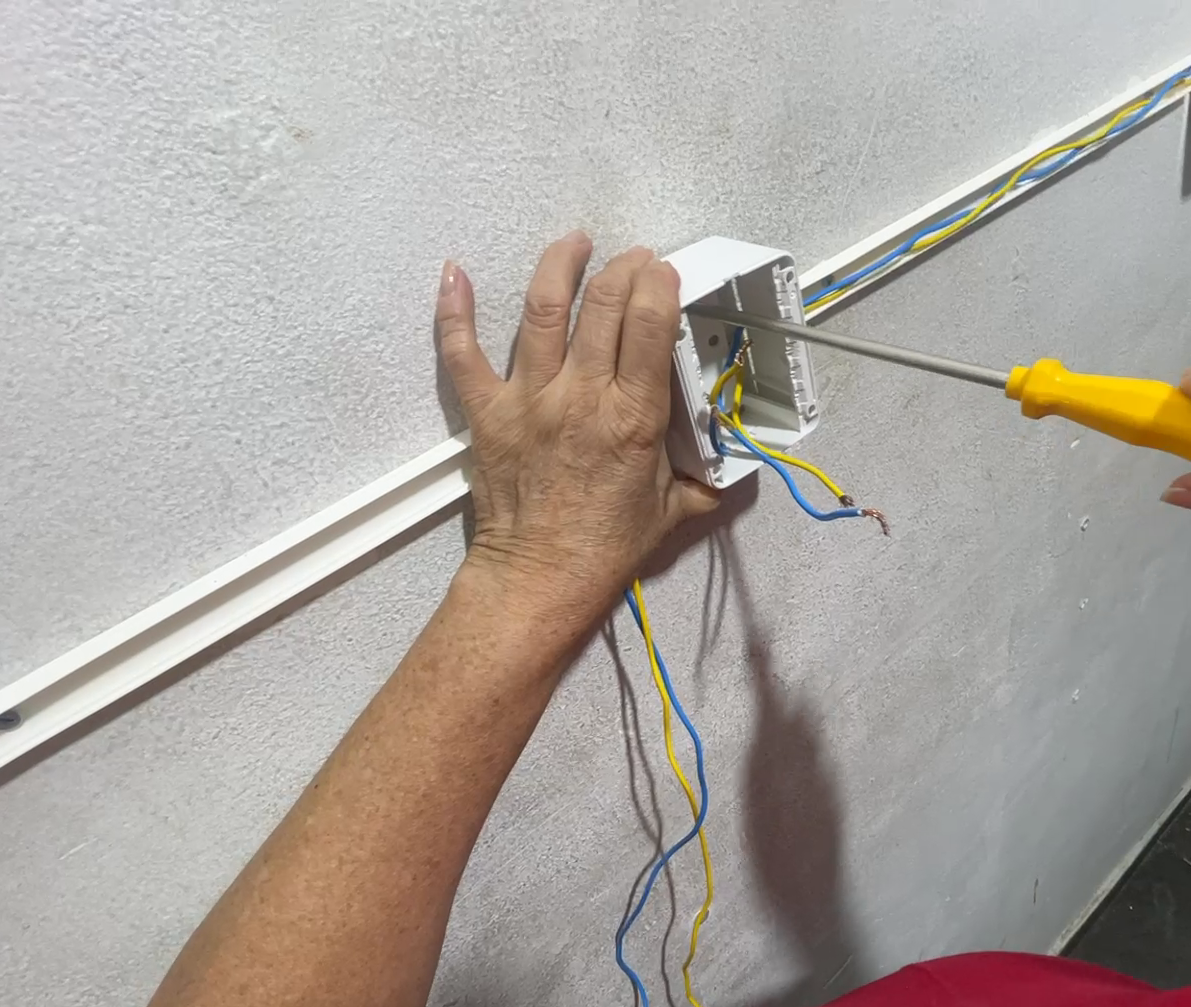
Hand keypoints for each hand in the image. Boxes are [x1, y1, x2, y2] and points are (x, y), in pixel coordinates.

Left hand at [434, 232, 718, 635]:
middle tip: (634, 260)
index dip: (659, 285)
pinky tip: (455, 272)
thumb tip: (735, 466)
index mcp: (633, 419)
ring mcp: (528, 400)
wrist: (539, 578)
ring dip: (560, 265)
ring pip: (541, 311)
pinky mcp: (486, 412)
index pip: (650, 327)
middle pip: (602, 306)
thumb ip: (707, 481)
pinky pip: (461, 353)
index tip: (664, 272)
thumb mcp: (673, 512)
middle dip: (623, 268)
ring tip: (576, 243)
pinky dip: (455, 311)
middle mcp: (581, 398)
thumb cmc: (609, 547)